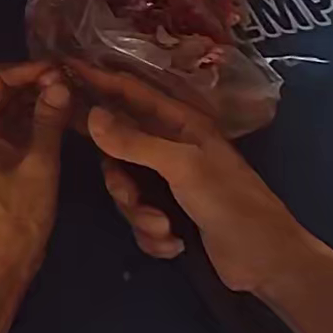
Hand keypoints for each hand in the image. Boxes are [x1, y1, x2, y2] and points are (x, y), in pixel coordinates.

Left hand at [0, 62, 72, 292]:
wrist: (9, 257)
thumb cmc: (20, 213)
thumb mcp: (40, 164)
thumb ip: (49, 121)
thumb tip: (61, 83)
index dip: (24, 68)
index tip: (55, 69)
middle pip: (2, 88)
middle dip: (32, 79)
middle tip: (67, 78)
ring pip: (12, 103)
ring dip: (37, 94)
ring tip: (69, 90)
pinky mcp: (5, 150)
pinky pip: (19, 120)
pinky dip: (38, 112)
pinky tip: (62, 110)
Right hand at [68, 59, 309, 291]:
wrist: (269, 265)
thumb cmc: (231, 202)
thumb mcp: (181, 167)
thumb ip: (133, 141)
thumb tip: (91, 114)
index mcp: (176, 122)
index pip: (128, 91)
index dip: (97, 77)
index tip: (63, 68)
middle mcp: (167, 146)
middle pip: (116, 147)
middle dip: (119, 177)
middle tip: (127, 193)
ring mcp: (166, 180)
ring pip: (124, 185)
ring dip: (139, 212)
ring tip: (163, 227)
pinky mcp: (167, 213)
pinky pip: (137, 217)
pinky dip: (152, 234)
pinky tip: (175, 244)